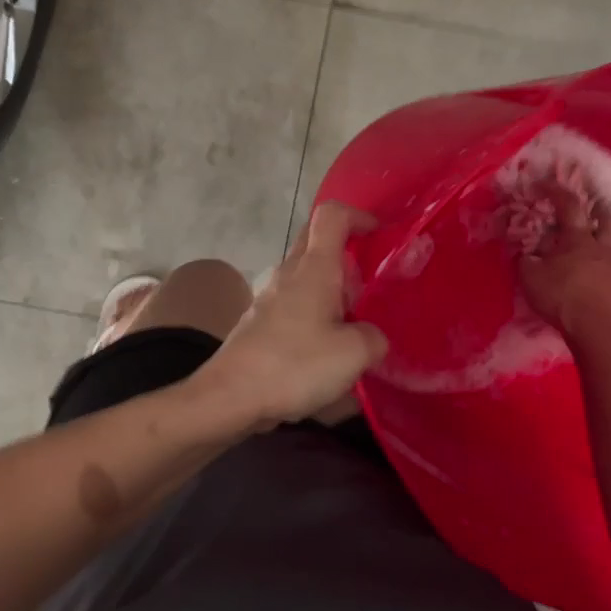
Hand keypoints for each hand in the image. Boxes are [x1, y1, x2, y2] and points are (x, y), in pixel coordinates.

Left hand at [191, 202, 388, 429]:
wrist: (230, 395)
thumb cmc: (294, 365)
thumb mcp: (353, 355)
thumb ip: (374, 338)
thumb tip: (372, 336)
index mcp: (314, 267)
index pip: (332, 215)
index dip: (358, 216)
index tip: (379, 235)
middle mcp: (289, 272)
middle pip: (318, 243)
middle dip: (349, 257)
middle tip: (372, 289)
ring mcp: (270, 296)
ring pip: (307, 277)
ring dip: (333, 292)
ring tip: (355, 329)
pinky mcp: (260, 321)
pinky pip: (295, 305)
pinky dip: (315, 316)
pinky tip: (326, 352)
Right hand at [518, 183, 610, 342]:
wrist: (591, 328)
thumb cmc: (559, 295)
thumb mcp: (529, 274)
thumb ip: (526, 257)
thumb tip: (526, 251)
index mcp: (578, 238)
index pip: (569, 205)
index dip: (555, 190)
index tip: (543, 184)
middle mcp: (600, 246)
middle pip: (606, 219)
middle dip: (596, 210)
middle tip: (584, 209)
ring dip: (602, 234)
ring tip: (590, 238)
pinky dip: (602, 259)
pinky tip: (592, 266)